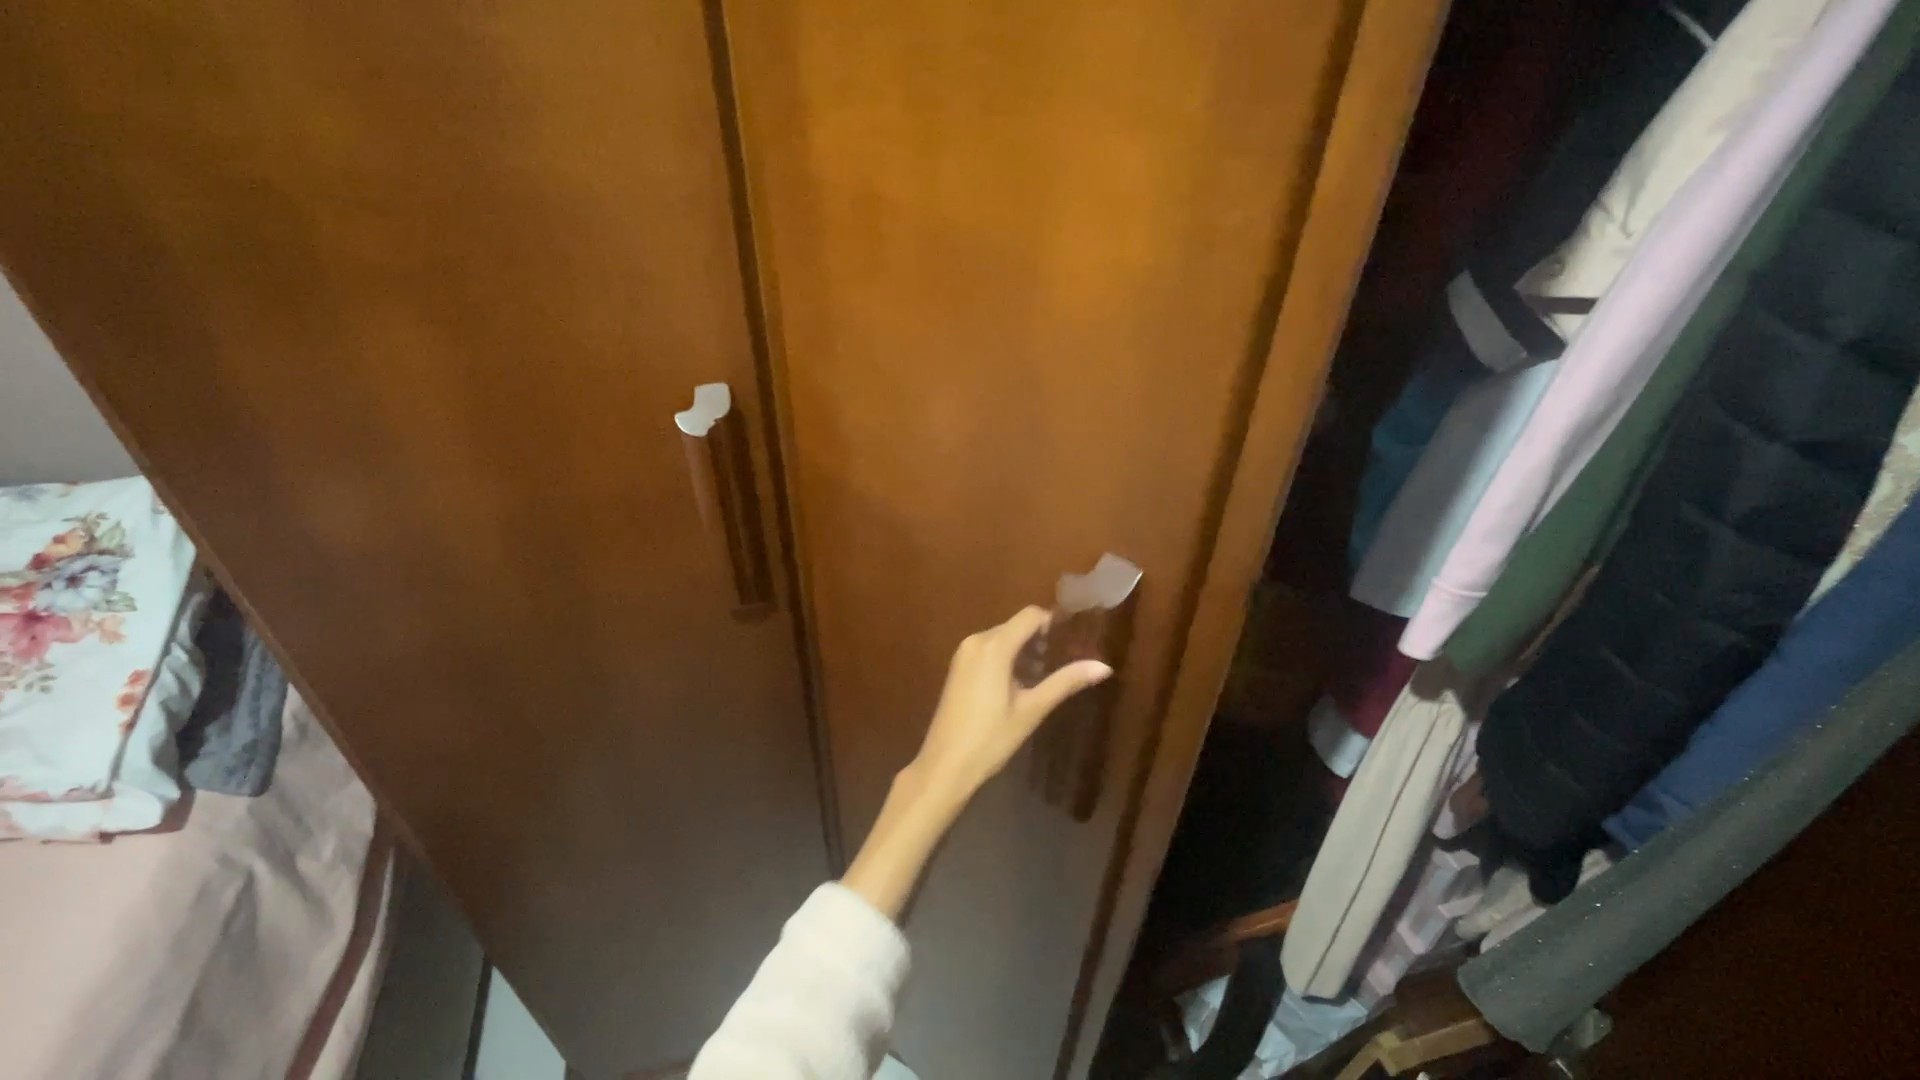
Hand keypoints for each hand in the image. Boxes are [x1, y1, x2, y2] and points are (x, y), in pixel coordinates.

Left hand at [843, 607, 1112, 919]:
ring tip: (1048, 677)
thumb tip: (1104, 666)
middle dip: (1041, 640)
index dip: (1055, 624)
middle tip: (1067, 663)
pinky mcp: (958, 668)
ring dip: (1025, 652)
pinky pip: (988, 651)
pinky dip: (1007, 660)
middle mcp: (976, 641)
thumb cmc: (991, 738)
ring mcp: (963, 654)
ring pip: (1002, 639)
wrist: (945, 765)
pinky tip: (1022, 686)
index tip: (1076, 641)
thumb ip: (1065, 682)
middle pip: (1016, 626)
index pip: (1031, 616)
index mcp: (994, 645)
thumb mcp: (1032, 709)